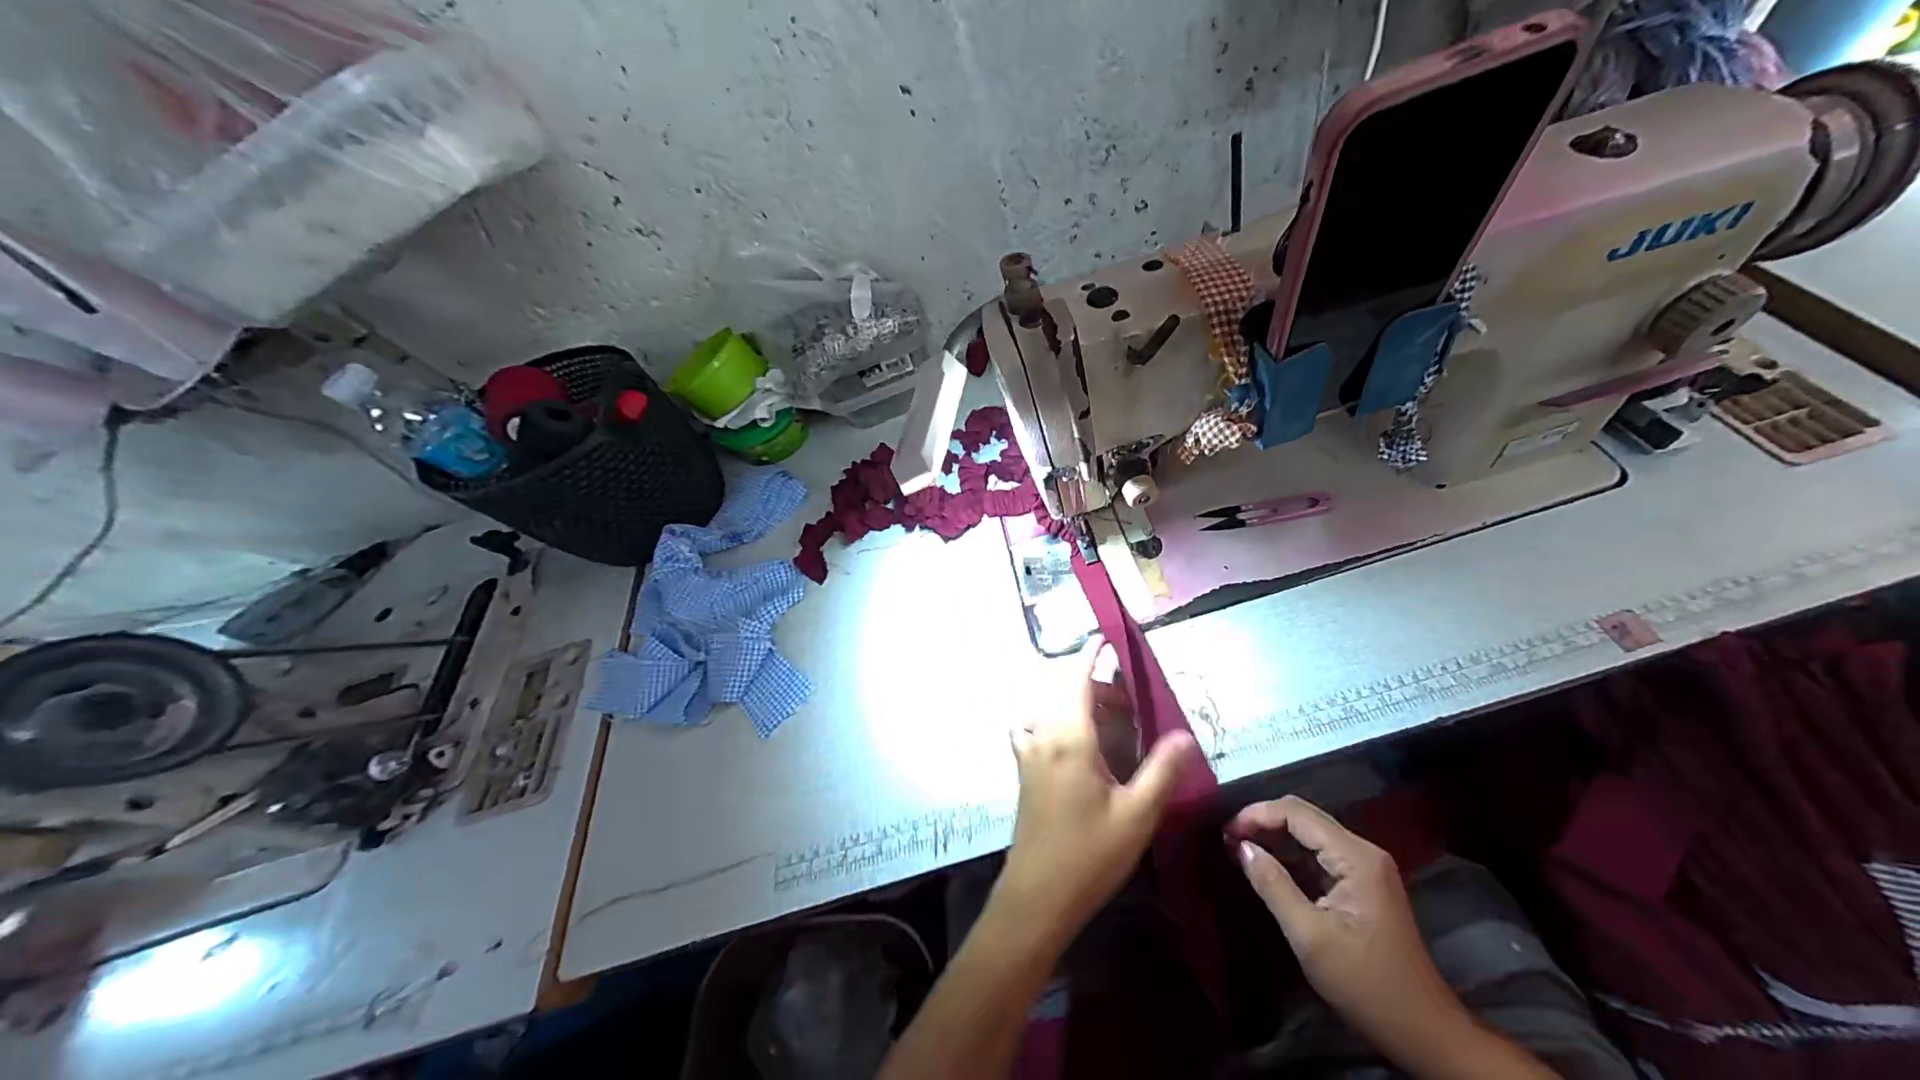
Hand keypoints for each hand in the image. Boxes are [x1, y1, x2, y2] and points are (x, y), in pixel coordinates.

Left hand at [993, 636, 1200, 945]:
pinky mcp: (1024, 774)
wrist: (1037, 897)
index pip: (1075, 680)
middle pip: (1064, 693)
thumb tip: (1184, 734)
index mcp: (1069, 738)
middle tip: (1129, 703)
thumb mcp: (1137, 814)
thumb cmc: (1090, 855)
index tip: (1104, 640)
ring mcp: (1028, 755)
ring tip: (1108, 723)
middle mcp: (1042, 737)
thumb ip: (1162, 769)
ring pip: (1048, 711)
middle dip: (1094, 687)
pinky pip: (1037, 730)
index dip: (1089, 655)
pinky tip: (1079, 748)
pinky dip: (1056, 722)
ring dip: (1075, 705)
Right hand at [1227, 797, 1467, 1059]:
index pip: (1296, 813)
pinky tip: (1267, 865)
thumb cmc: (1366, 984)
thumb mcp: (1310, 936)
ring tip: (1240, 850)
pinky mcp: (1362, 883)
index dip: (1256, 815)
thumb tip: (1241, 846)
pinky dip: (1290, 854)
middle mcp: (1363, 852)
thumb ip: (1273, 885)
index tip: (1225, 833)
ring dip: (1274, 837)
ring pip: (1310, 833)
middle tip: (1228, 839)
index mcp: (1356, 858)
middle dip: (1263, 821)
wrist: (1423, 1030)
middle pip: (1304, 816)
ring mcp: (1366, 867)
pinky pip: (1319, 854)